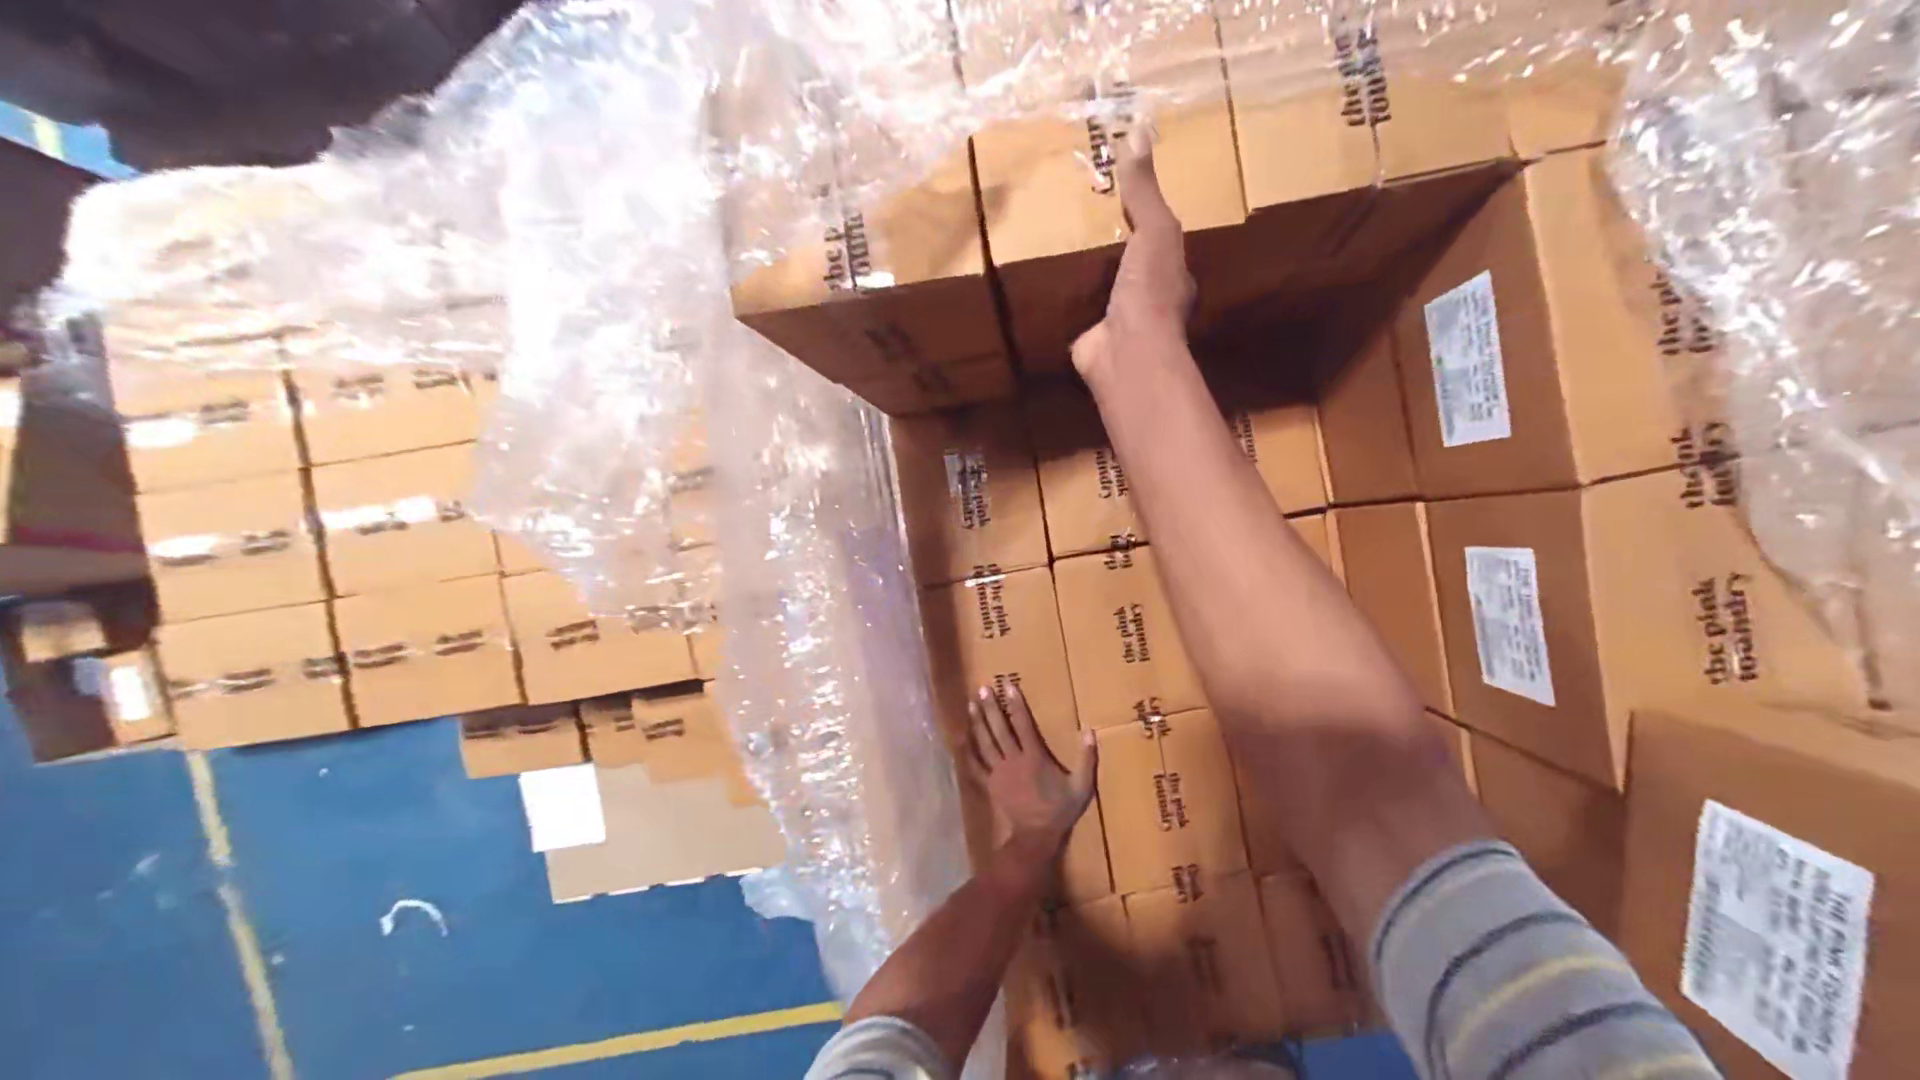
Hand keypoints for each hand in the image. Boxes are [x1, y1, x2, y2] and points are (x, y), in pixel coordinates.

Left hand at [966, 684, 1097, 850]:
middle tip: (982, 689)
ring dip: (978, 723)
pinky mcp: (990, 784)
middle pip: (999, 729)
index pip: (1023, 724)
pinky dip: (968, 752)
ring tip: (971, 705)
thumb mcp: (1081, 786)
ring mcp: (999, 772)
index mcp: (1034, 757)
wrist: (1037, 836)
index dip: (1016, 704)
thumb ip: (1087, 758)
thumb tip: (1090, 731)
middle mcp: (1013, 760)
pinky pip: (976, 766)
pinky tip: (962, 738)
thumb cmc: (1060, 809)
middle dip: (991, 708)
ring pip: (985, 743)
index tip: (1008, 685)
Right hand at [1071, 126, 1196, 384]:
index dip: (1143, 219)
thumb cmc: (1149, 291)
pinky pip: (1074, 312)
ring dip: (1084, 275)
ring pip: (1100, 290)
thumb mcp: (1154, 230)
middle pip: (1127, 265)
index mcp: (1170, 274)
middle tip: (1080, 217)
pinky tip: (1041, 284)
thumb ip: (1145, 190)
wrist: (1125, 352)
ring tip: (1055, 245)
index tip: (1120, 197)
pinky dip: (1061, 301)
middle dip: (1108, 247)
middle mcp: (1147, 300)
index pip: (1159, 240)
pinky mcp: (1088, 338)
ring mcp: (1117, 322)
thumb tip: (1138, 129)